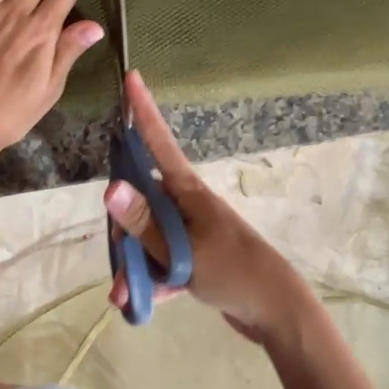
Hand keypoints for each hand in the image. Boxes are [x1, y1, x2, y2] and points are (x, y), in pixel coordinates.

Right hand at [105, 70, 312, 340]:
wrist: (278, 312)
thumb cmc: (233, 272)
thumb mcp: (182, 250)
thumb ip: (145, 223)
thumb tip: (110, 187)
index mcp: (188, 192)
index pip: (158, 142)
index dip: (143, 111)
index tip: (131, 77)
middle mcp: (187, 205)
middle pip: (141, 201)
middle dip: (123, 230)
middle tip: (120, 259)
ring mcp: (191, 231)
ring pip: (148, 237)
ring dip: (134, 265)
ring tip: (125, 294)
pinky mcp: (196, 259)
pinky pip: (162, 262)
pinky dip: (151, 281)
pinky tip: (138, 302)